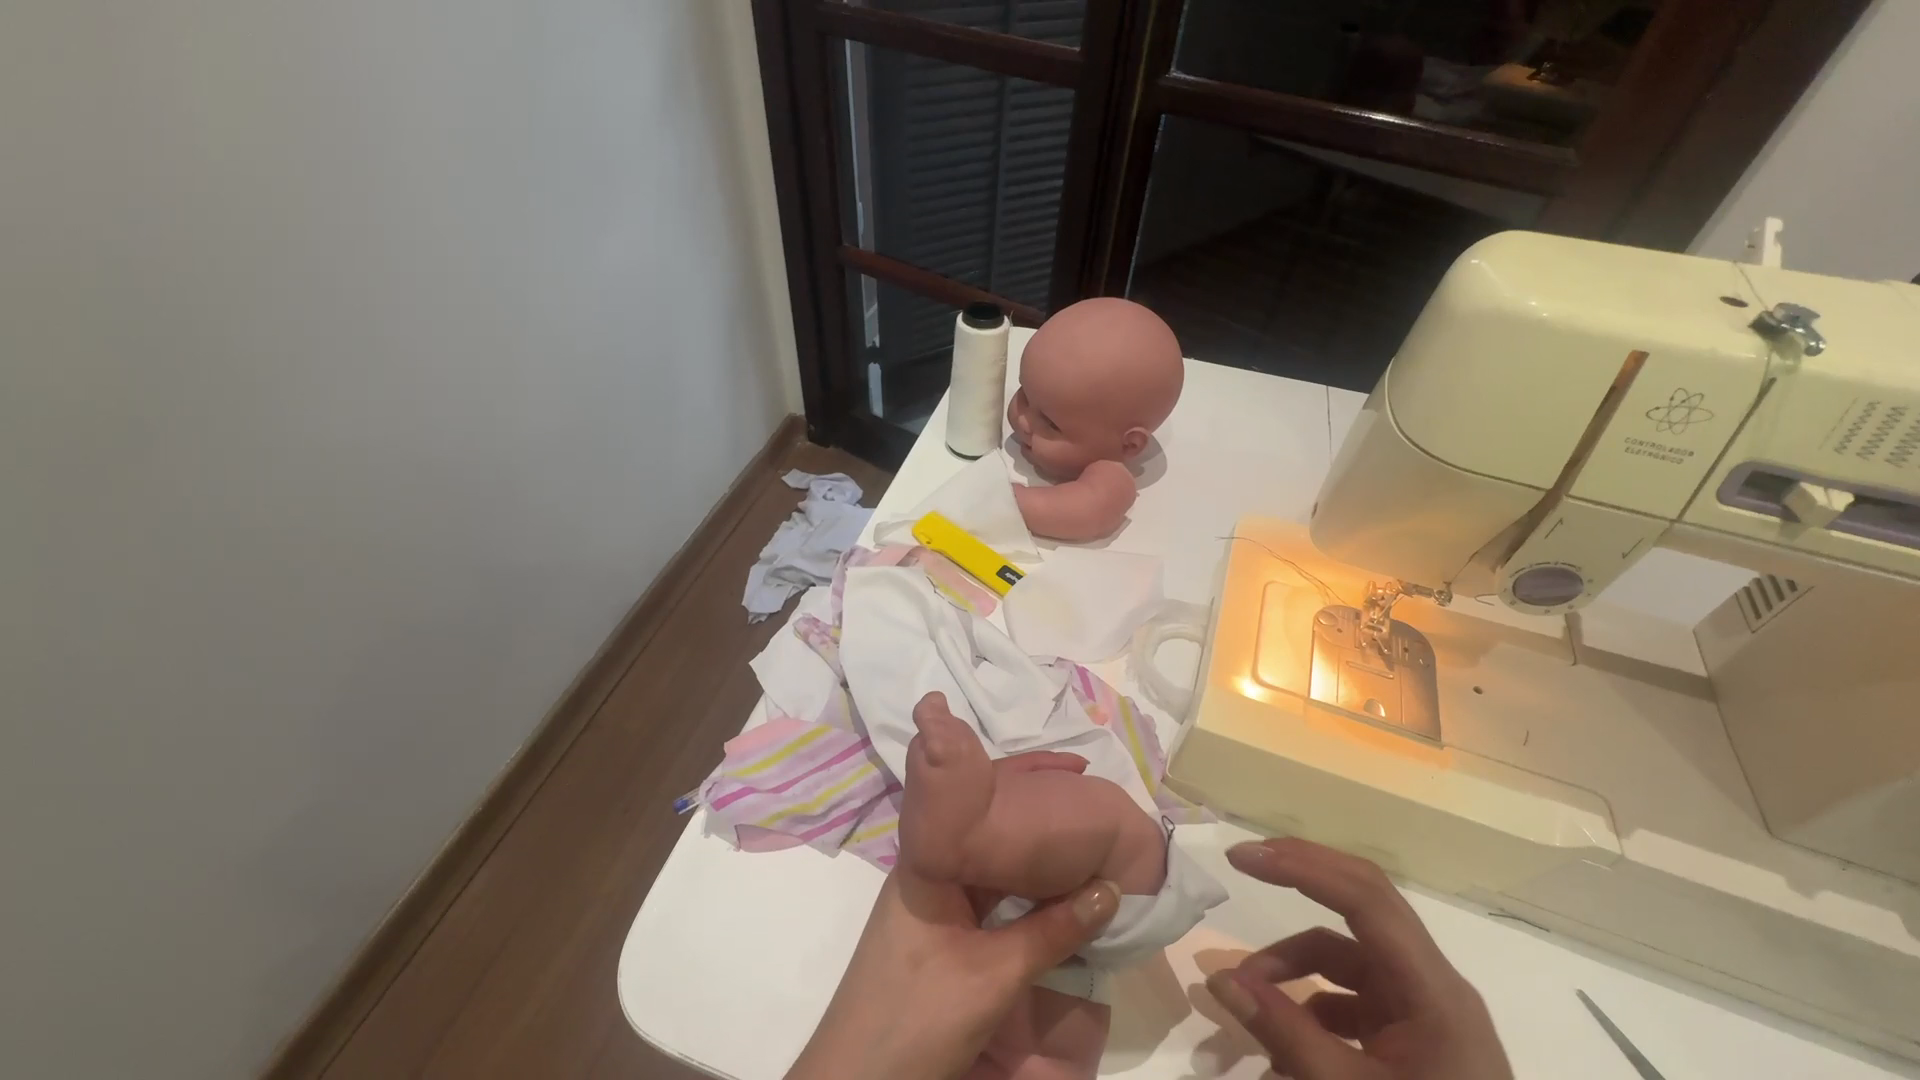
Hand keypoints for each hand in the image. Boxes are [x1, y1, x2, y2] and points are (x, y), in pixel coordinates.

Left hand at [786, 752, 1118, 1079]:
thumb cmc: (916, 1014)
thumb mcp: (994, 975)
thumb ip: (1052, 931)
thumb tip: (1111, 888)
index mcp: (927, 862)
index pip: (976, 800)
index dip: (1022, 779)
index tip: (1071, 768)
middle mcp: (929, 873)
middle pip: (987, 830)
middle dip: (1035, 815)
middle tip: (1090, 800)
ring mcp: (934, 905)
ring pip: (990, 866)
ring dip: (1030, 855)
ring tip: (1084, 836)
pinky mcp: (941, 935)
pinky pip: (989, 897)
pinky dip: (1022, 890)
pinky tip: (1055, 889)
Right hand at [1204, 838, 1512, 1079]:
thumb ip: (1284, 1032)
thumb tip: (1221, 980)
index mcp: (1432, 989)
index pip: (1364, 897)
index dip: (1301, 866)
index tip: (1242, 858)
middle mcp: (1431, 983)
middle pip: (1362, 902)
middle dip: (1300, 877)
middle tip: (1243, 863)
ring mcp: (1422, 1010)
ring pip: (1346, 956)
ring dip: (1291, 965)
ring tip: (1245, 997)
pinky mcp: (1412, 1036)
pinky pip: (1350, 999)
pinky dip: (1308, 1006)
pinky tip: (1278, 1047)